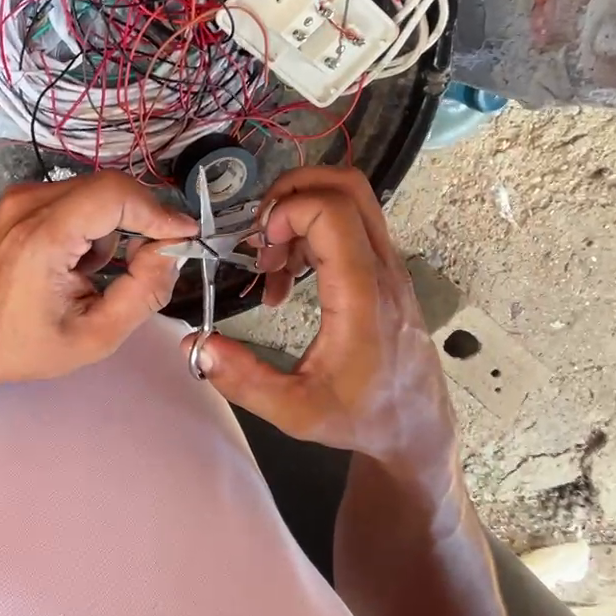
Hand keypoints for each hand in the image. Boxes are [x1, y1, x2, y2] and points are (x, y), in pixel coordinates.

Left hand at [0, 171, 196, 391]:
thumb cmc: (20, 345)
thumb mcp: (93, 336)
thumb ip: (141, 293)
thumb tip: (172, 252)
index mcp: (44, 235)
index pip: (114, 194)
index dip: (157, 211)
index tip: (185, 236)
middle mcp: (29, 203)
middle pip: (107, 187)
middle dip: (140, 220)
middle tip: (151, 261)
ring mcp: (19, 197)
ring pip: (93, 191)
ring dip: (112, 226)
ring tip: (93, 274)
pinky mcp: (17, 201)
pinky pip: (72, 197)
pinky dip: (89, 224)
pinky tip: (74, 262)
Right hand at [183, 166, 457, 469]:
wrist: (420, 430)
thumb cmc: (362, 418)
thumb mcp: (296, 413)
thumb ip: (245, 380)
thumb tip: (196, 344)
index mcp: (363, 295)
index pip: (332, 210)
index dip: (286, 210)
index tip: (262, 248)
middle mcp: (382, 269)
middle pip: (347, 185)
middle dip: (291, 193)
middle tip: (262, 235)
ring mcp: (388, 265)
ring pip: (350, 197)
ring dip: (300, 212)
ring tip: (273, 262)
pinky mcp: (384, 270)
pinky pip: (349, 222)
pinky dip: (311, 230)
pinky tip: (290, 275)